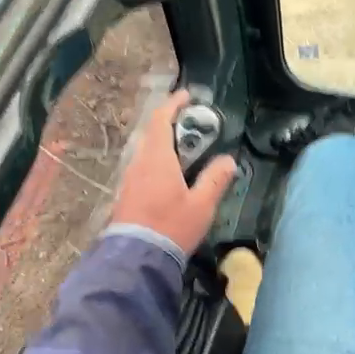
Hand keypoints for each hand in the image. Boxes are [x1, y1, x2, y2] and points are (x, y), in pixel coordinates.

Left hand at [109, 89, 238, 255]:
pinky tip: (170, 174)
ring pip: (146, 151)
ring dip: (163, 144)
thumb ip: (215, 180)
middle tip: (191, 124)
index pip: (160, 121)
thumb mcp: (201, 205)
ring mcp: (130, 179)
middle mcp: (139, 163)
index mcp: (157, 159)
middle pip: (152, 134)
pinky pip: (143, 167)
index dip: (172, 105)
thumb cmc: (171, 226)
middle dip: (170, 124)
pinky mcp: (127, 194)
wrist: (136, 257)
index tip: (186, 96)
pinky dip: (157, 161)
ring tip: (184, 149)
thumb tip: (228, 161)